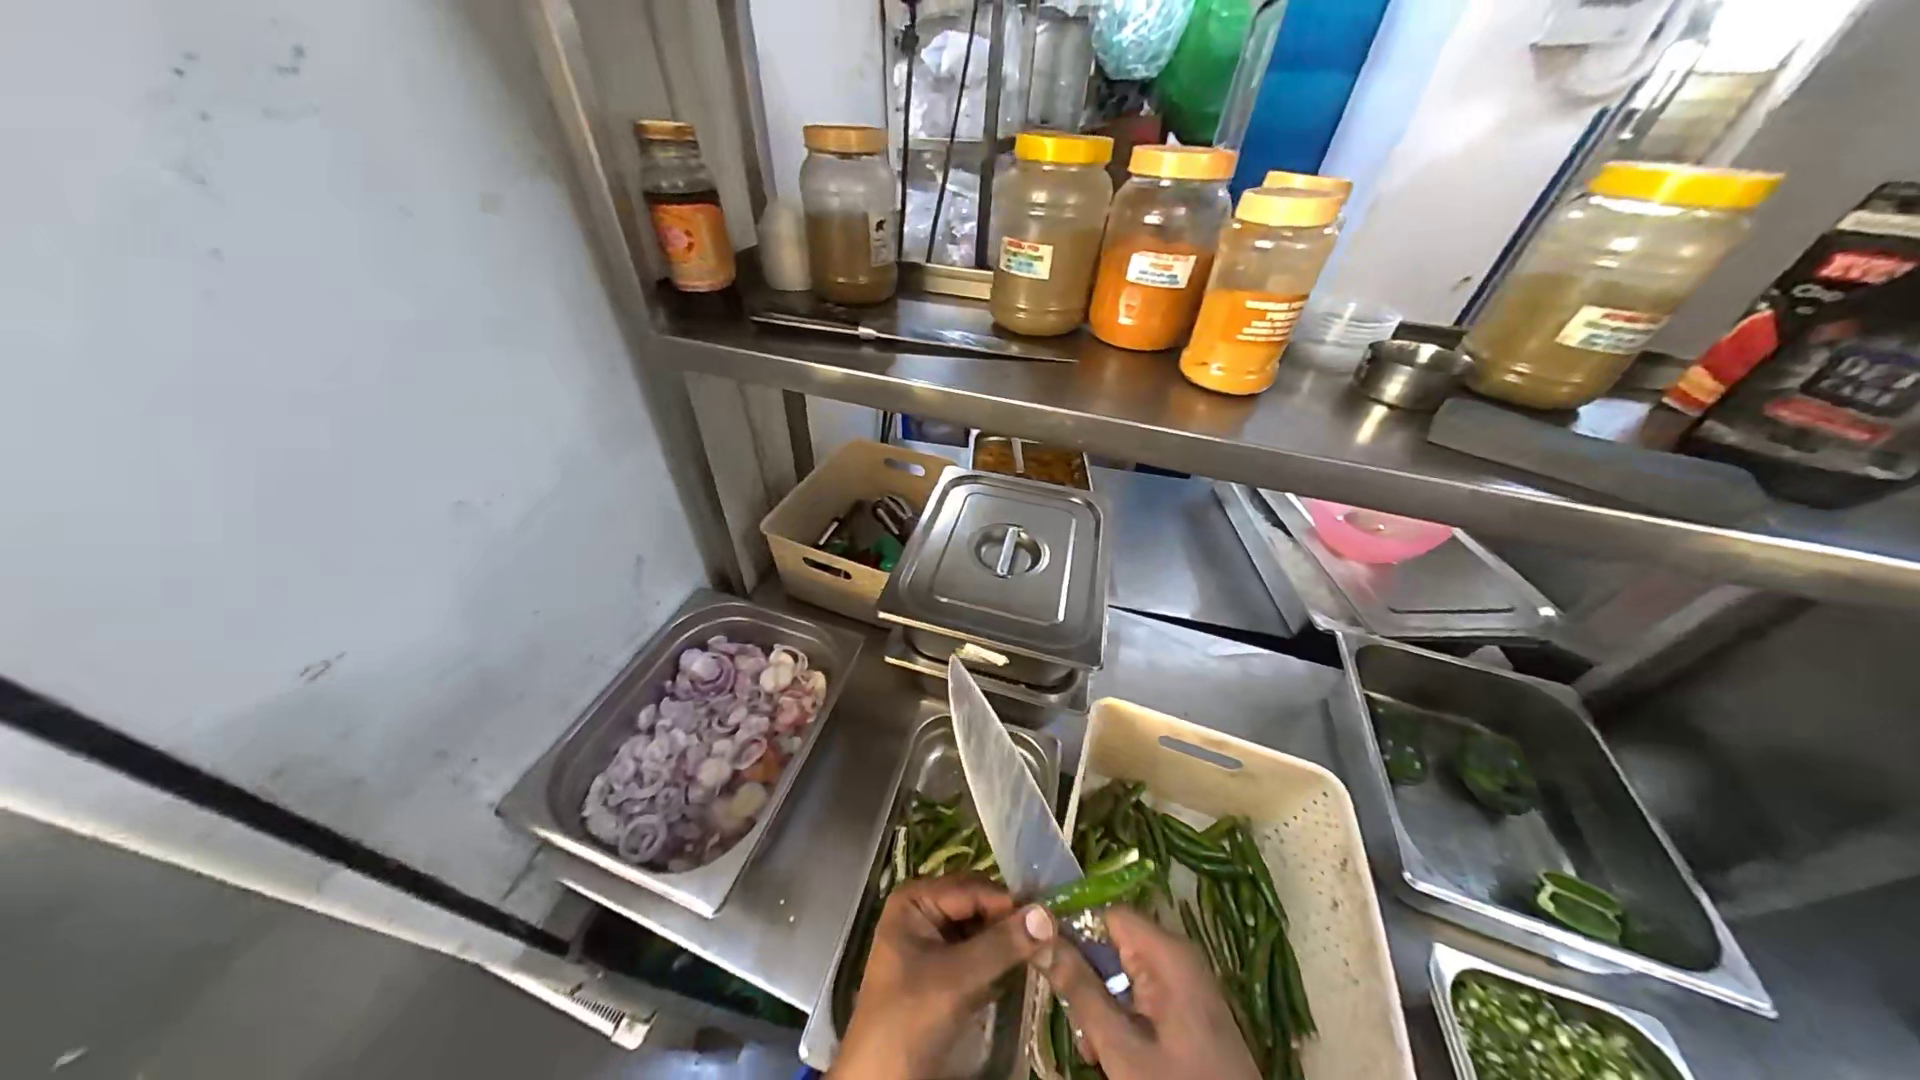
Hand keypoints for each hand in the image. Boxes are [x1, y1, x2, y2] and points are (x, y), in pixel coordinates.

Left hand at [831, 875, 1053, 1079]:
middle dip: (1010, 923)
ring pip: (985, 929)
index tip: (1050, 923)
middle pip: (980, 905)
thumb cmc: (908, 1022)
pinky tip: (1016, 974)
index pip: (975, 889)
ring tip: (1041, 956)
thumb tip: (1047, 914)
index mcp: (916, 898)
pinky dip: (1000, 963)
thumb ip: (1001, 945)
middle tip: (1050, 940)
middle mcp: (925, 909)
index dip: (1010, 905)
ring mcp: (935, 939)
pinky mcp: (947, 968)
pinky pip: (982, 952)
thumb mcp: (956, 980)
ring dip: (1009, 944)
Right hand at [1039, 906, 1259, 1079]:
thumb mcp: (1121, 1047)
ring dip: (1100, 1002)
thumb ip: (1079, 989)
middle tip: (1073, 1022)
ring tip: (1092, 1049)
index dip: (1070, 930)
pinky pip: (1141, 992)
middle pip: (1112, 942)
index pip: (1105, 914)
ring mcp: (1184, 981)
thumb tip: (1040, 937)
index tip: (1042, 958)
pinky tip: (1112, 1053)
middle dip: (1085, 977)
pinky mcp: (1187, 1007)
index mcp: (1165, 952)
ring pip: (1123, 971)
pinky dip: (1121, 1015)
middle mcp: (1176, 955)